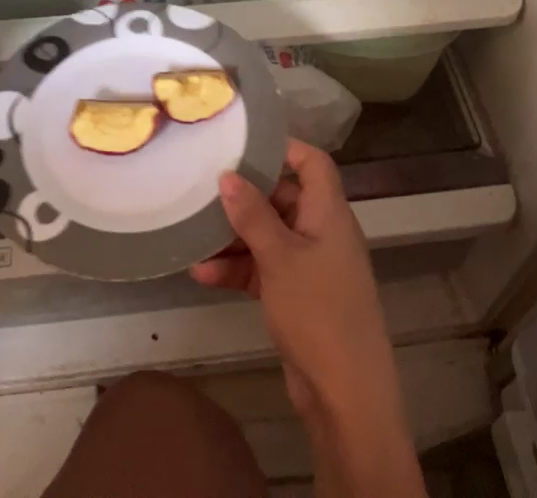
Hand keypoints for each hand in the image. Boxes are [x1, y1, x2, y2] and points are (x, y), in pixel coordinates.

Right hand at [190, 141, 394, 421]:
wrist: (344, 391)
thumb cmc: (318, 311)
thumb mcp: (280, 258)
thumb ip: (253, 215)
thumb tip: (228, 175)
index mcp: (329, 213)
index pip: (313, 163)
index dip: (283, 148)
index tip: (242, 143)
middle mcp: (322, 232)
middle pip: (284, 198)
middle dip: (245, 196)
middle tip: (203, 188)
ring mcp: (311, 266)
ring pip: (268, 236)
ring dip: (233, 238)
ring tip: (192, 236)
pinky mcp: (297, 296)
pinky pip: (264, 269)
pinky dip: (237, 269)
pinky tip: (201, 275)